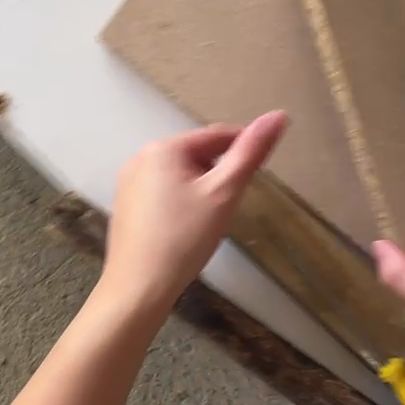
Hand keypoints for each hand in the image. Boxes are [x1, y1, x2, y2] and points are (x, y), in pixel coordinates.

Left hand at [100, 112, 286, 312]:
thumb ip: (250, 154)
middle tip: (227, 210)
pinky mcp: (126, 207)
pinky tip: (185, 232)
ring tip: (206, 225)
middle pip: (197, 156)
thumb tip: (278, 115)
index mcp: (163, 148)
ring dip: (201, 193)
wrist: (138, 289)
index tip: (259, 176)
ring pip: (181, 177)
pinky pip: (163, 195)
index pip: (218, 135)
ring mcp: (129, 183)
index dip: (244, 151)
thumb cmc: (183, 240)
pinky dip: (181, 206)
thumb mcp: (224, 194)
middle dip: (219, 177)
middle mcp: (140, 158)